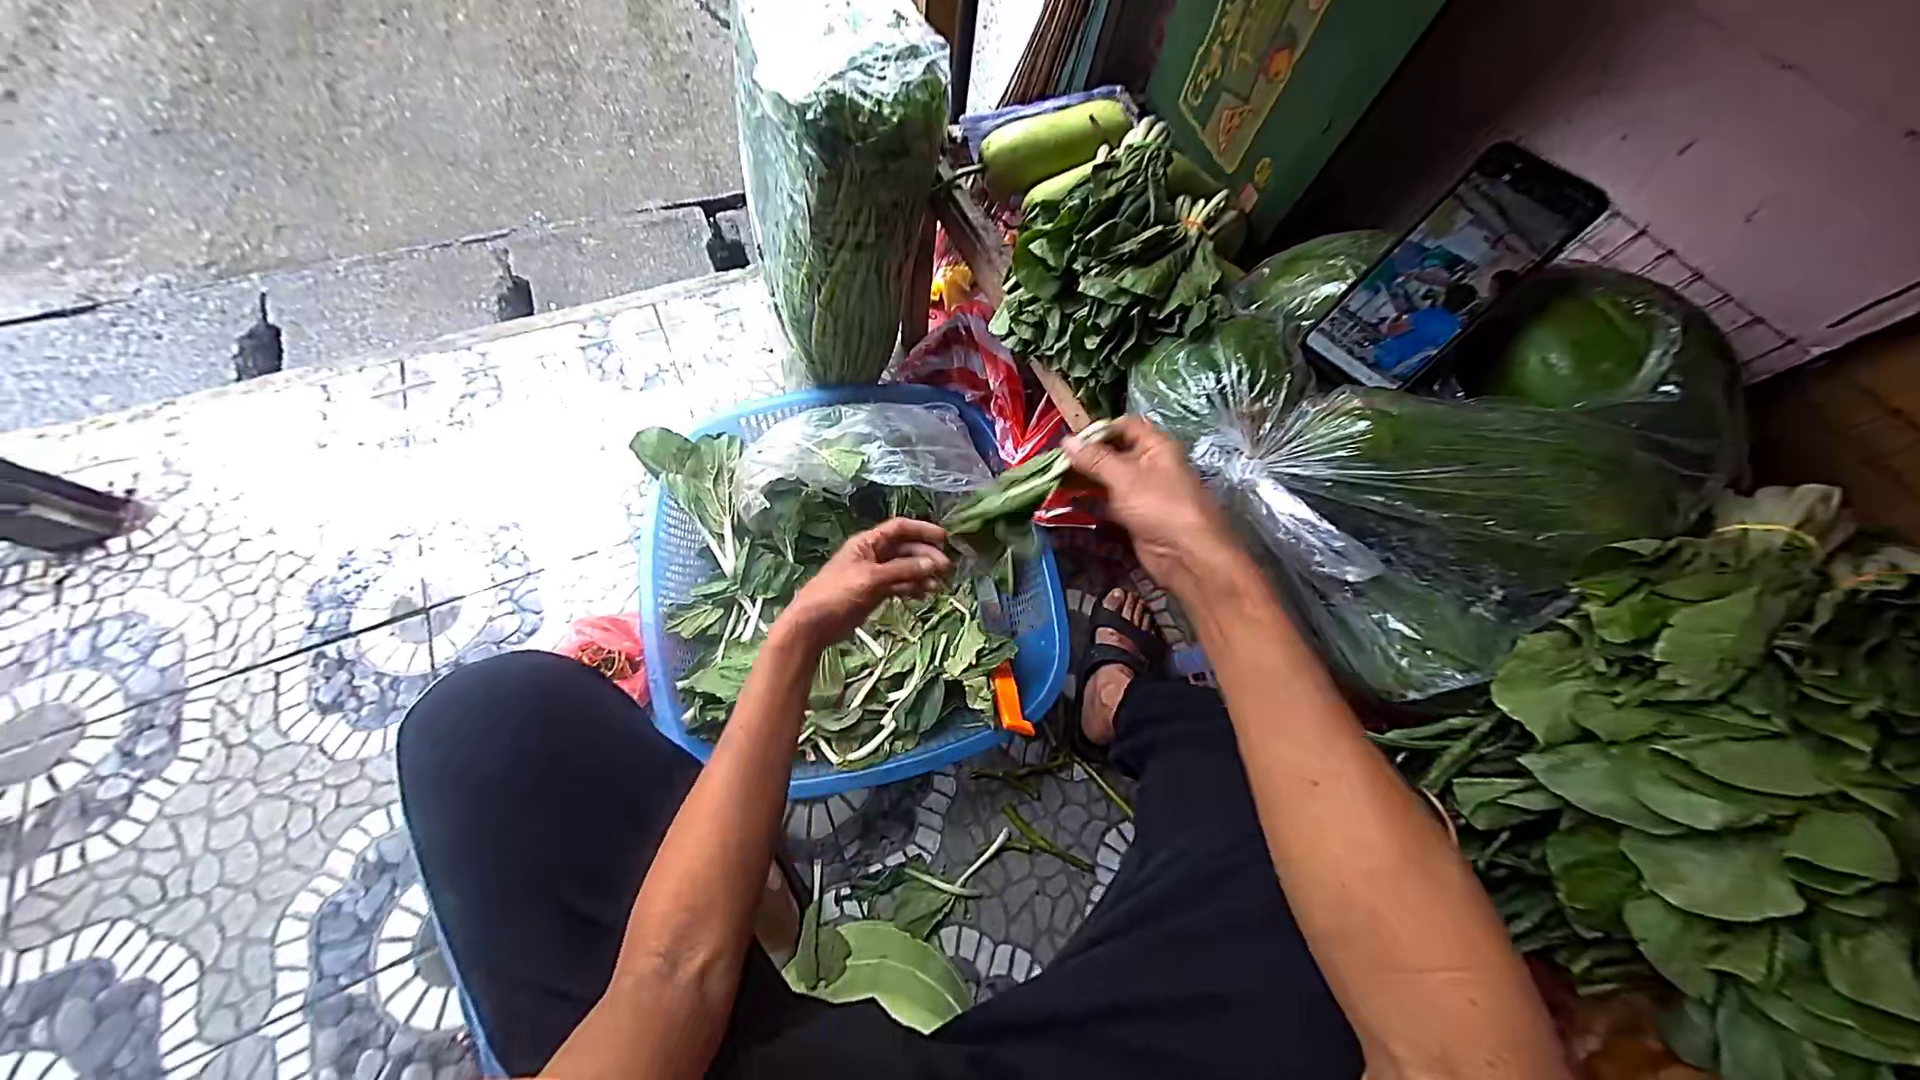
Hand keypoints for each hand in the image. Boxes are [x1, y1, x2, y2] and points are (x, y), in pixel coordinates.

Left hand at [777, 518, 952, 649]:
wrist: (814, 623)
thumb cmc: (838, 592)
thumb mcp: (872, 577)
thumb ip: (903, 569)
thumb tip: (933, 564)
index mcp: (867, 542)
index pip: (899, 528)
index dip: (922, 530)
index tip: (943, 538)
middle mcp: (873, 554)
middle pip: (905, 549)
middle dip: (925, 556)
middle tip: (945, 568)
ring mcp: (875, 574)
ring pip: (905, 568)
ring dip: (922, 574)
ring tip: (938, 585)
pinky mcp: (876, 592)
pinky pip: (900, 584)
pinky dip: (913, 587)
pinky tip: (926, 593)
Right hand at [1064, 415, 1241, 592]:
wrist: (1184, 554)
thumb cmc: (1159, 506)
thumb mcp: (1124, 477)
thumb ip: (1094, 459)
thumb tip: (1066, 440)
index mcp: (1155, 446)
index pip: (1123, 426)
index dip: (1097, 430)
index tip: (1069, 439)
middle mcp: (1148, 464)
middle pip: (1112, 453)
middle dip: (1085, 456)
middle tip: (1053, 461)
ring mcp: (1140, 491)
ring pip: (1106, 478)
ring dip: (1083, 479)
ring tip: (1053, 479)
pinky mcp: (1132, 514)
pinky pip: (1106, 502)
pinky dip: (1089, 500)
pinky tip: (1066, 500)